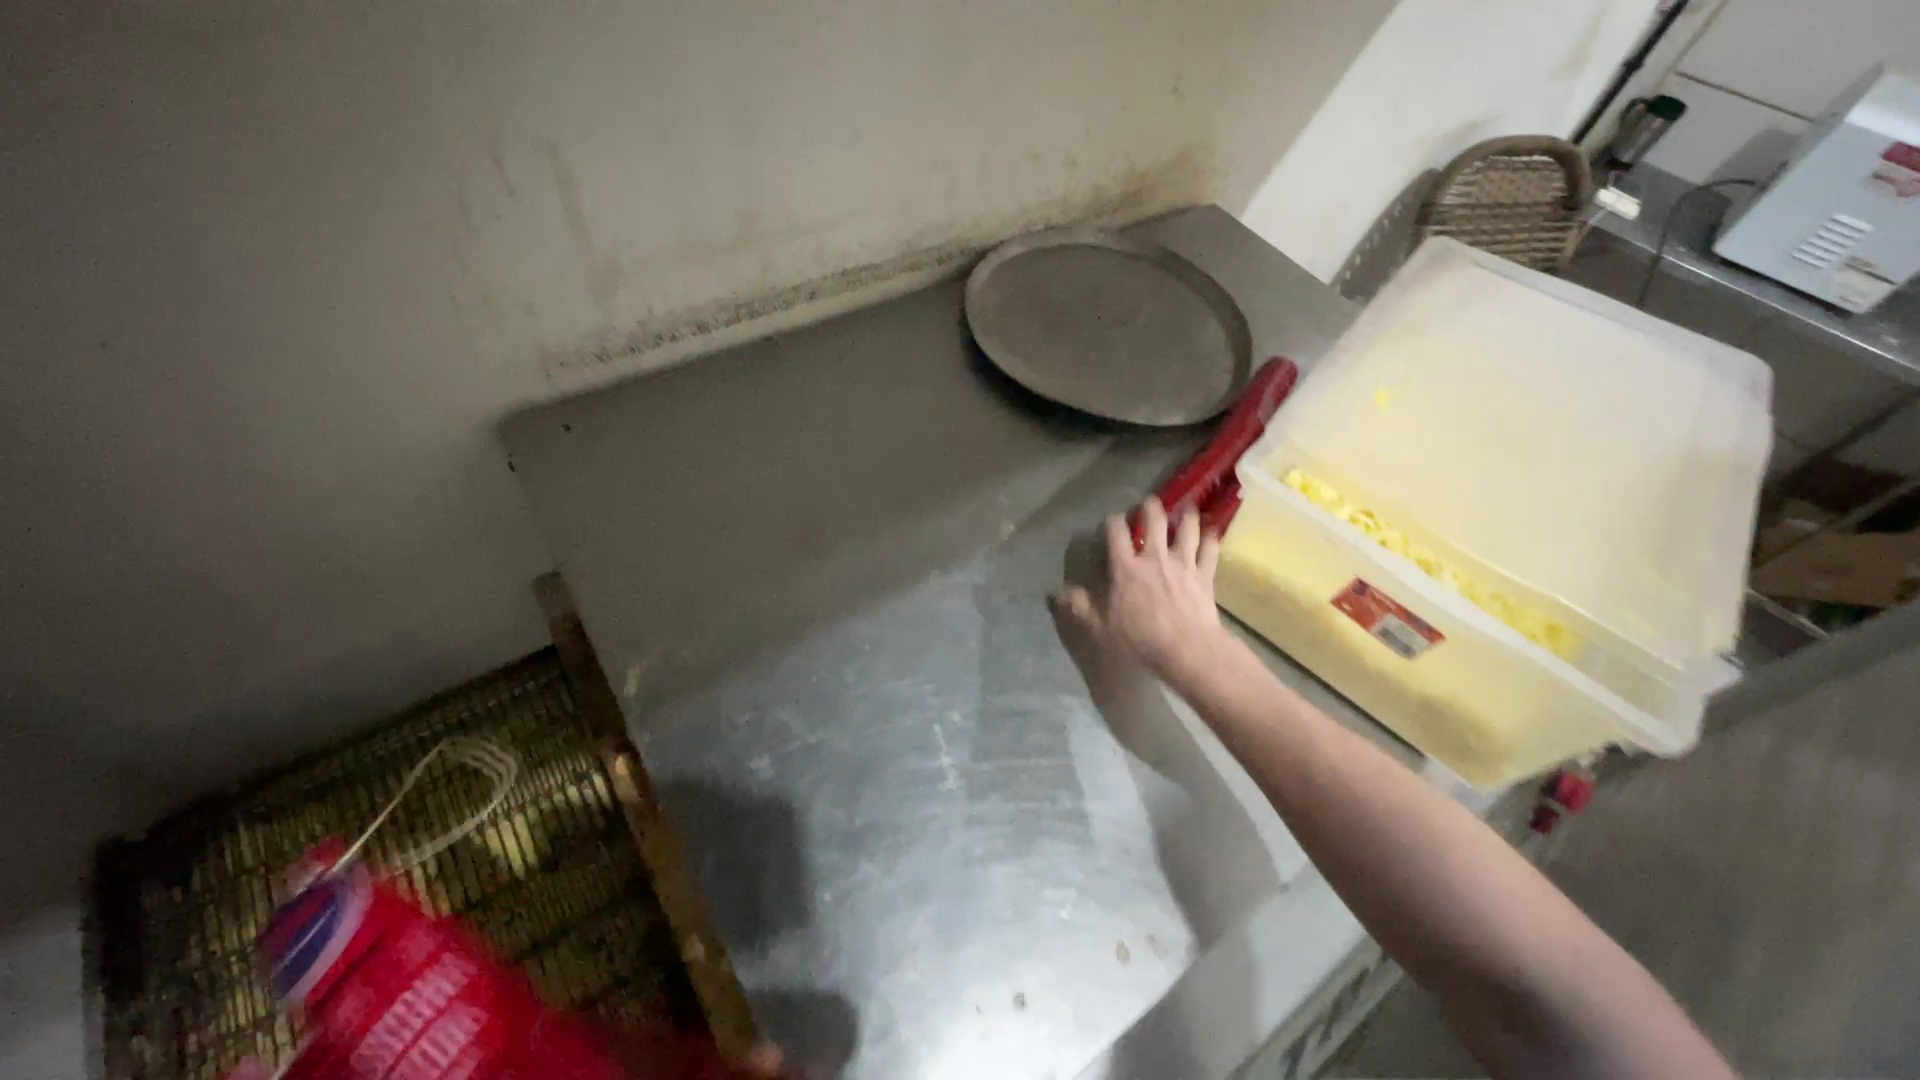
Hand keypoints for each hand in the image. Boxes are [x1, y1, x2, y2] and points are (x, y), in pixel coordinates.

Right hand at [1049, 497, 1228, 680]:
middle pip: (1154, 519)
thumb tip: (1056, 593)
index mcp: (1126, 567)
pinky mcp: (1205, 574)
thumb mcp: (1100, 628)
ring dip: (1185, 516)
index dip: (1112, 520)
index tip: (1112, 521)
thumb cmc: (1139, 639)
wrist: (1186, 649)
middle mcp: (1154, 557)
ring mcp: (1183, 563)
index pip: (1116, 531)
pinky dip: (1211, 538)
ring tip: (1184, 509)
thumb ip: (1079, 607)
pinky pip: (1210, 549)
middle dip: (1150, 507)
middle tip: (1149, 504)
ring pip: (1187, 528)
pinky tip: (1211, 533)